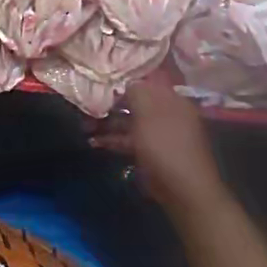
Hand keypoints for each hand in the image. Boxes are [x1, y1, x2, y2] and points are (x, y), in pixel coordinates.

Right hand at [90, 77, 223, 209]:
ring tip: (84, 125)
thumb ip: (136, 91)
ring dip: (108, 123)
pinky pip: (129, 140)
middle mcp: (166, 112)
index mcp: (171, 97)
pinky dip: (113, 140)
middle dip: (112, 103)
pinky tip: (93, 142)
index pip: (146, 80)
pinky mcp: (150, 152)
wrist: (183, 188)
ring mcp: (158, 133)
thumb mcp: (148, 112)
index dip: (125, 79)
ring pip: (130, 122)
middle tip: (88, 104)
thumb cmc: (165, 144)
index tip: (102, 80)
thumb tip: (127, 82)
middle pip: (135, 101)